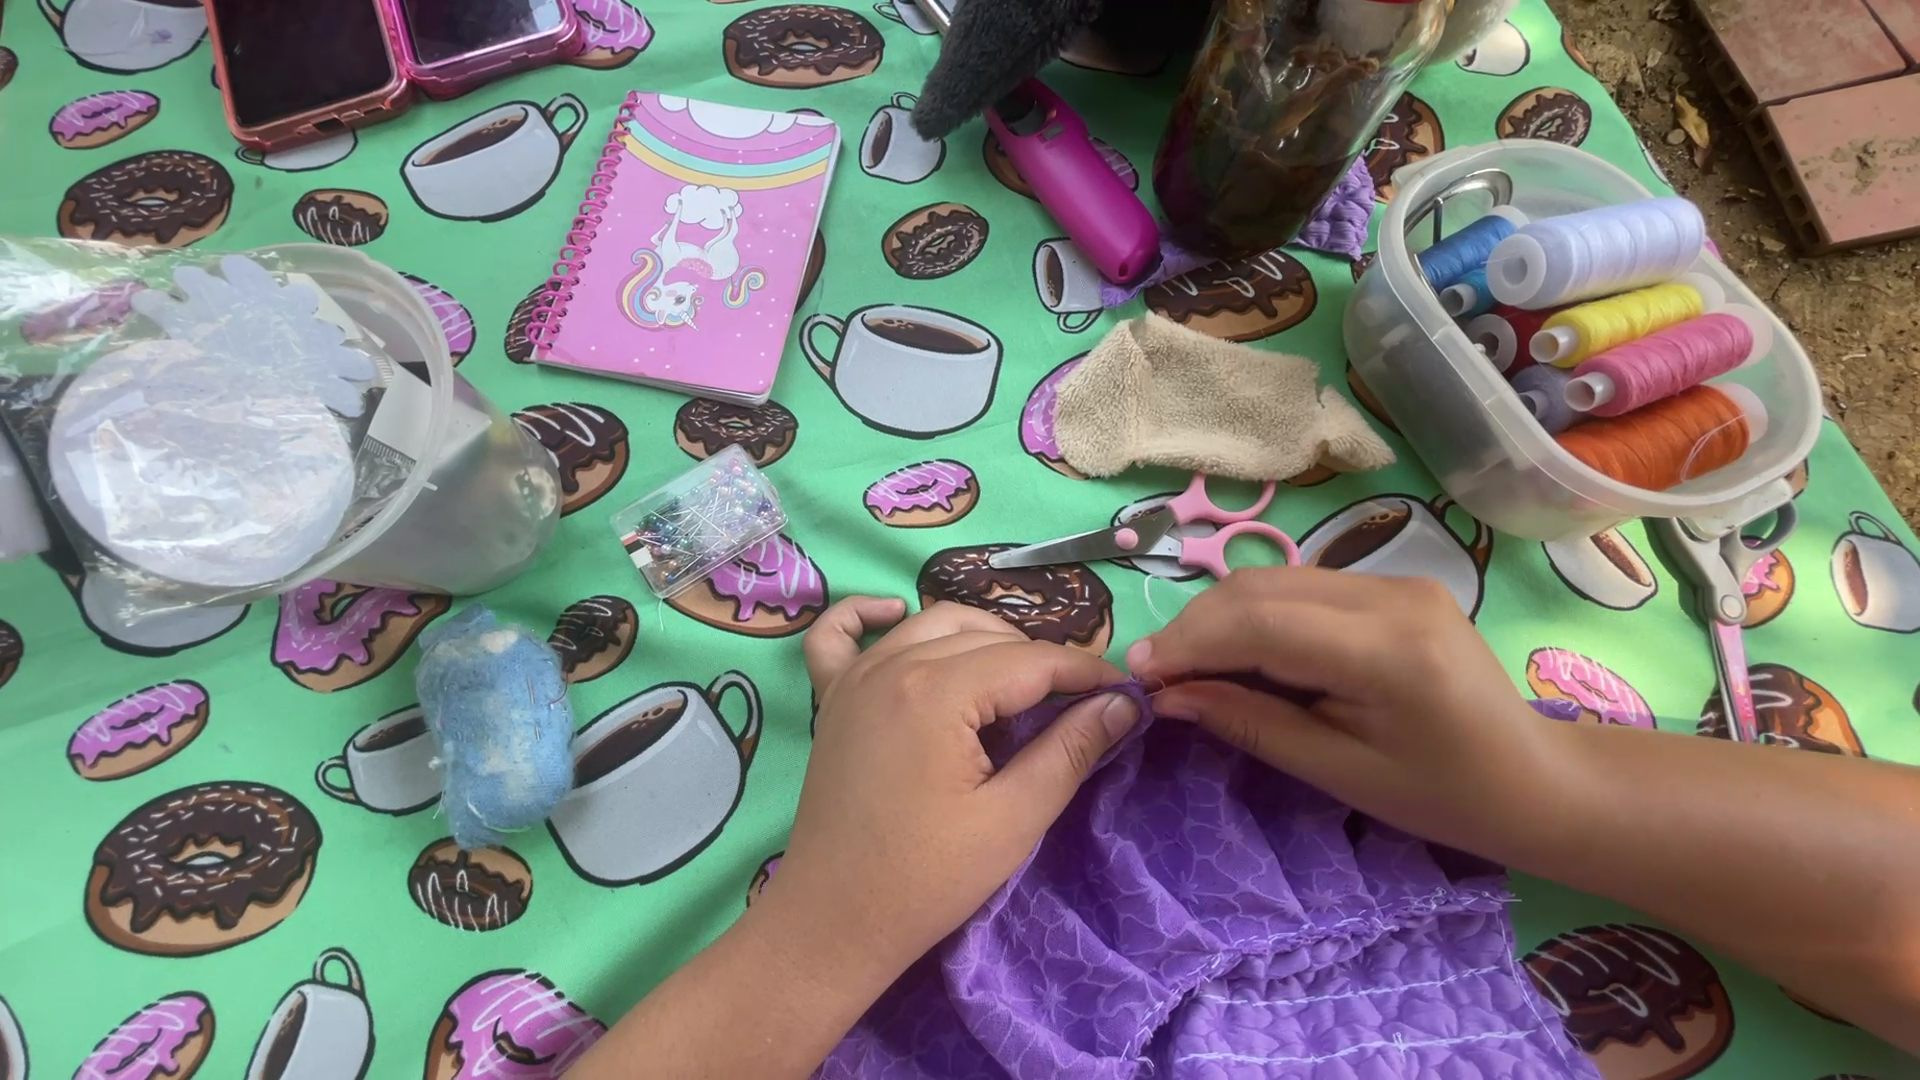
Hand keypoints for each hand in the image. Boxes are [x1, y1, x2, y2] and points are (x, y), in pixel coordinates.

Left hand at [750, 597, 1137, 997]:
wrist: (834, 921)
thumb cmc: (927, 879)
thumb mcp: (1014, 819)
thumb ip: (1069, 750)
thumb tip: (1121, 703)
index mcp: (938, 692)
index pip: (1030, 660)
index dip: (1084, 672)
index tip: (1122, 691)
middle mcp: (893, 665)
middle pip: (986, 636)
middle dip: (1040, 660)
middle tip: (1075, 702)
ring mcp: (855, 676)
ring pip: (932, 623)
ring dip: (982, 638)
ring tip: (1016, 679)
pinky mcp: (831, 695)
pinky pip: (839, 633)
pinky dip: (868, 615)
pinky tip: (895, 614)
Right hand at [1126, 568, 1568, 856]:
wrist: (1539, 777)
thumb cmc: (1443, 796)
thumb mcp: (1336, 771)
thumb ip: (1248, 721)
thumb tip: (1167, 696)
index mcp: (1391, 651)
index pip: (1262, 624)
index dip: (1189, 643)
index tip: (1139, 673)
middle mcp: (1392, 595)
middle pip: (1257, 589)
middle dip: (1192, 627)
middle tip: (1153, 673)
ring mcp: (1392, 580)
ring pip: (1268, 579)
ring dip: (1215, 618)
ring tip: (1184, 663)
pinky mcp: (1387, 581)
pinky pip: (1293, 586)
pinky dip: (1249, 614)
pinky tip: (1233, 648)